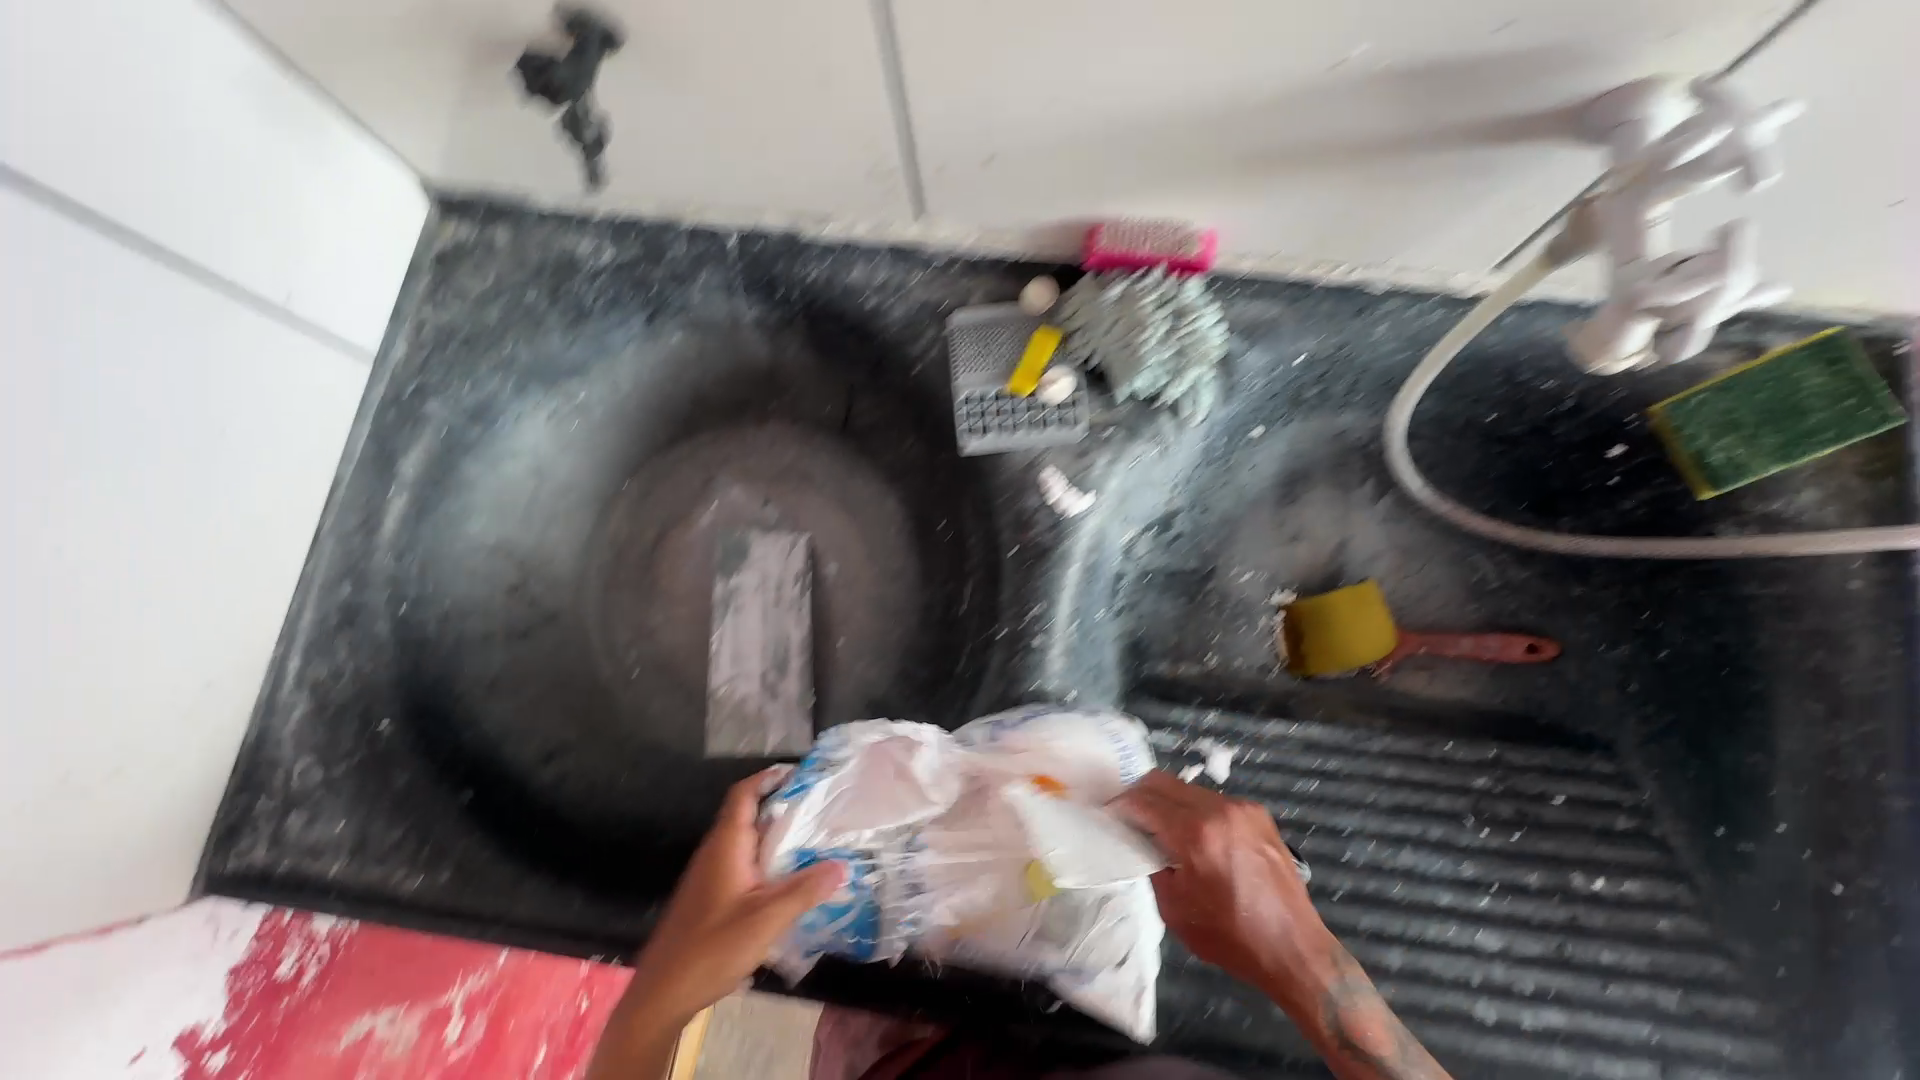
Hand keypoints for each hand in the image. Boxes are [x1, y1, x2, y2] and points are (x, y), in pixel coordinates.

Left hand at [628, 769, 847, 1020]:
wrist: (663, 994)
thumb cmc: (712, 948)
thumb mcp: (767, 919)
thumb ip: (805, 890)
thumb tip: (842, 865)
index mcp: (726, 846)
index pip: (743, 794)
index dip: (768, 777)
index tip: (800, 773)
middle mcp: (715, 853)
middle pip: (749, 817)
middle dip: (783, 809)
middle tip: (821, 810)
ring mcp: (711, 877)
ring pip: (748, 845)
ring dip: (777, 840)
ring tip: (815, 844)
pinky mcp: (711, 899)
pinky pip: (744, 868)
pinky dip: (768, 865)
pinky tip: (790, 883)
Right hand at [1108, 770, 1326, 994]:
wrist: (1294, 949)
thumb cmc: (1230, 936)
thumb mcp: (1174, 907)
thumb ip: (1152, 864)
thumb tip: (1142, 842)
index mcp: (1195, 833)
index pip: (1143, 801)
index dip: (1120, 805)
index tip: (1108, 815)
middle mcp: (1220, 809)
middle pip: (1164, 782)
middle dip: (1140, 795)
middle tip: (1128, 816)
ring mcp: (1243, 809)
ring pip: (1189, 789)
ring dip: (1168, 802)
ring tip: (1161, 828)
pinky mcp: (1259, 815)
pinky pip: (1214, 801)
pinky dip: (1195, 810)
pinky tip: (1195, 836)